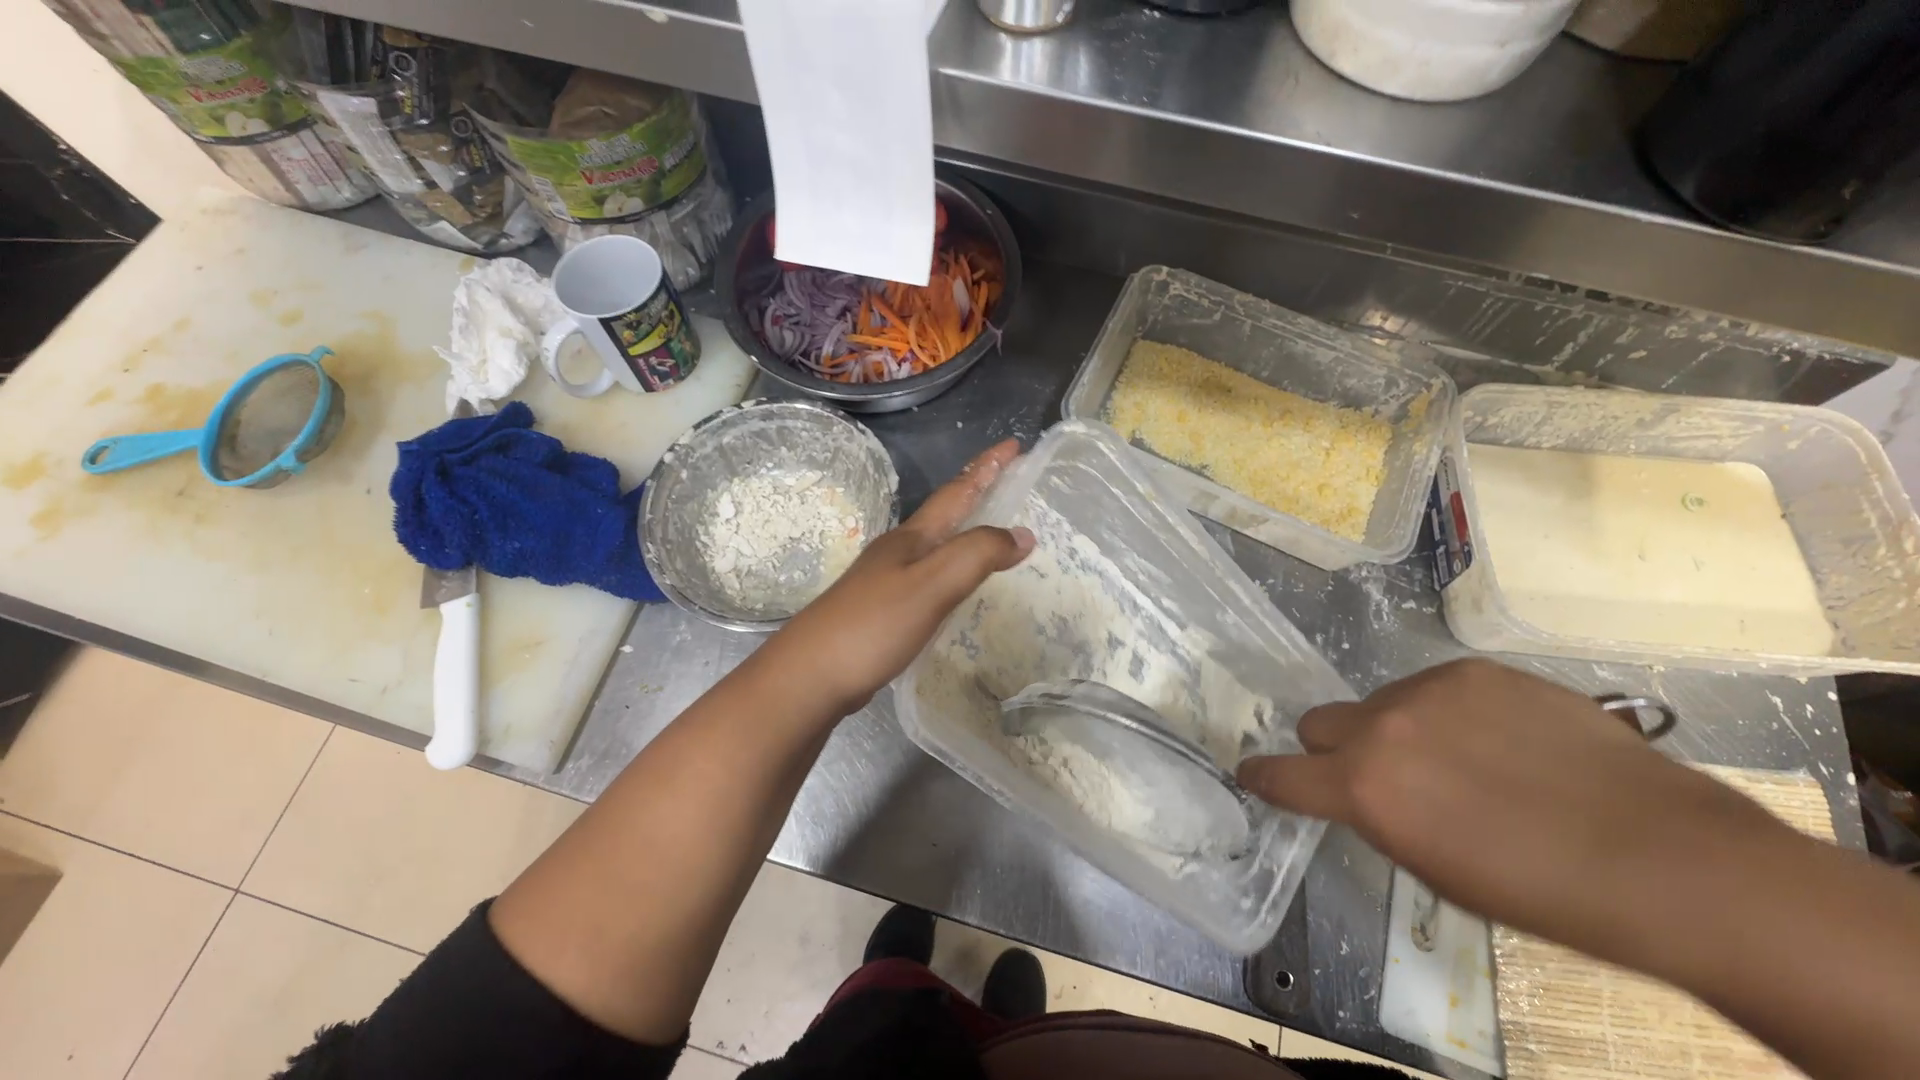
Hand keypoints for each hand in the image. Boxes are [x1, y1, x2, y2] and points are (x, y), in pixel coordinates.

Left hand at [761, 439, 1033, 715]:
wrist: (811, 675)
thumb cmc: (872, 625)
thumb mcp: (932, 585)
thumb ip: (977, 555)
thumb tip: (1022, 533)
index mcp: (911, 539)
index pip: (957, 492)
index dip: (987, 468)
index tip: (1015, 445)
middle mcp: (899, 552)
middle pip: (946, 514)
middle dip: (978, 494)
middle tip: (1012, 482)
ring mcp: (887, 581)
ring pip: (937, 547)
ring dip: (966, 533)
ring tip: (994, 533)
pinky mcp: (883, 611)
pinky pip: (930, 578)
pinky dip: (953, 570)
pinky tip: (957, 588)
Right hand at [1236, 659, 1792, 962]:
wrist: (1662, 858)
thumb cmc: (1541, 894)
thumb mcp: (1434, 869)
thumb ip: (1379, 817)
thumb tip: (1368, 792)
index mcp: (1365, 789)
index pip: (1282, 774)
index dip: (1266, 777)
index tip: (1259, 775)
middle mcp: (1383, 727)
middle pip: (1321, 723)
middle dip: (1336, 751)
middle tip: (1385, 778)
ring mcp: (1432, 690)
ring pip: (1381, 702)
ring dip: (1398, 729)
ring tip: (1465, 762)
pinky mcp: (1479, 670)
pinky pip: (1437, 689)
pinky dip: (1449, 713)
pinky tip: (1503, 742)